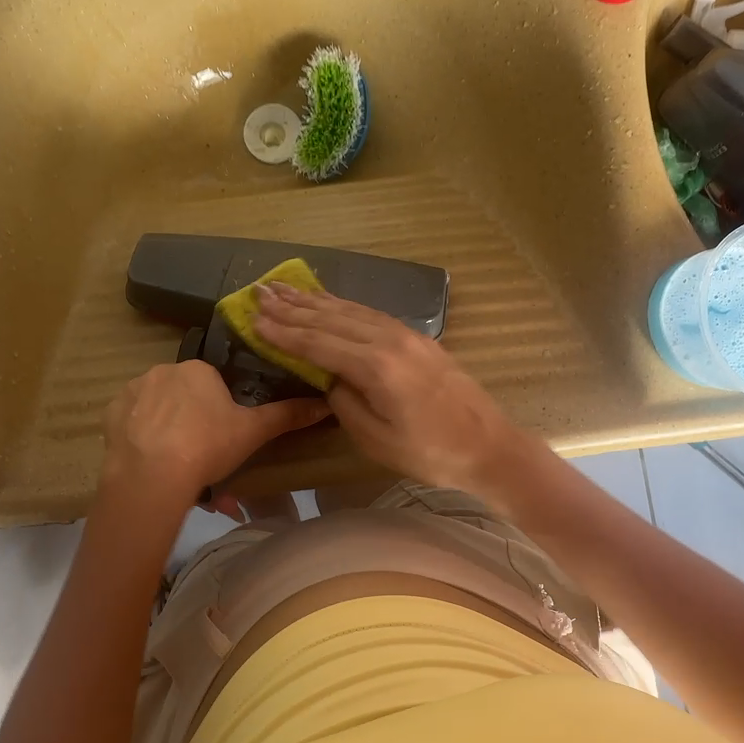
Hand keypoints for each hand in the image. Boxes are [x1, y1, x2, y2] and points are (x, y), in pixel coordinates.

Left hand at [102, 360, 329, 507]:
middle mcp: (163, 370)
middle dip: (192, 421)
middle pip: (183, 394)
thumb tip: (325, 403)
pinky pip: (129, 421)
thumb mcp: (253, 432)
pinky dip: (139, 436)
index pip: (212, 382)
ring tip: (175, 466)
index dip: (219, 409)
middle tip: (202, 456)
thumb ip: (287, 415)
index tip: (223, 436)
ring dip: (165, 429)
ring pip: (155, 408)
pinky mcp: (110, 413)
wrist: (151, 477)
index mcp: (198, 369)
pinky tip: (149, 460)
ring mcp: (133, 390)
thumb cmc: (207, 447)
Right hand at [253, 285, 529, 493]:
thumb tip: (330, 379)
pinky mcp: (417, 338)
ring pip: (351, 310)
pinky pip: (370, 314)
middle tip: (259, 292)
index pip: (318, 344)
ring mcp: (406, 335)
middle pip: (331, 319)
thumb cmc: (431, 453)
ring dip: (314, 300)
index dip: (284, 332)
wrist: (490, 447)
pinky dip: (343, 305)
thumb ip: (345, 404)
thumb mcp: (376, 440)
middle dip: (292, 307)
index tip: (254, 318)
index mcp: (376, 368)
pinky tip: (329, 301)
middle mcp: (388, 341)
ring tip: (284, 289)